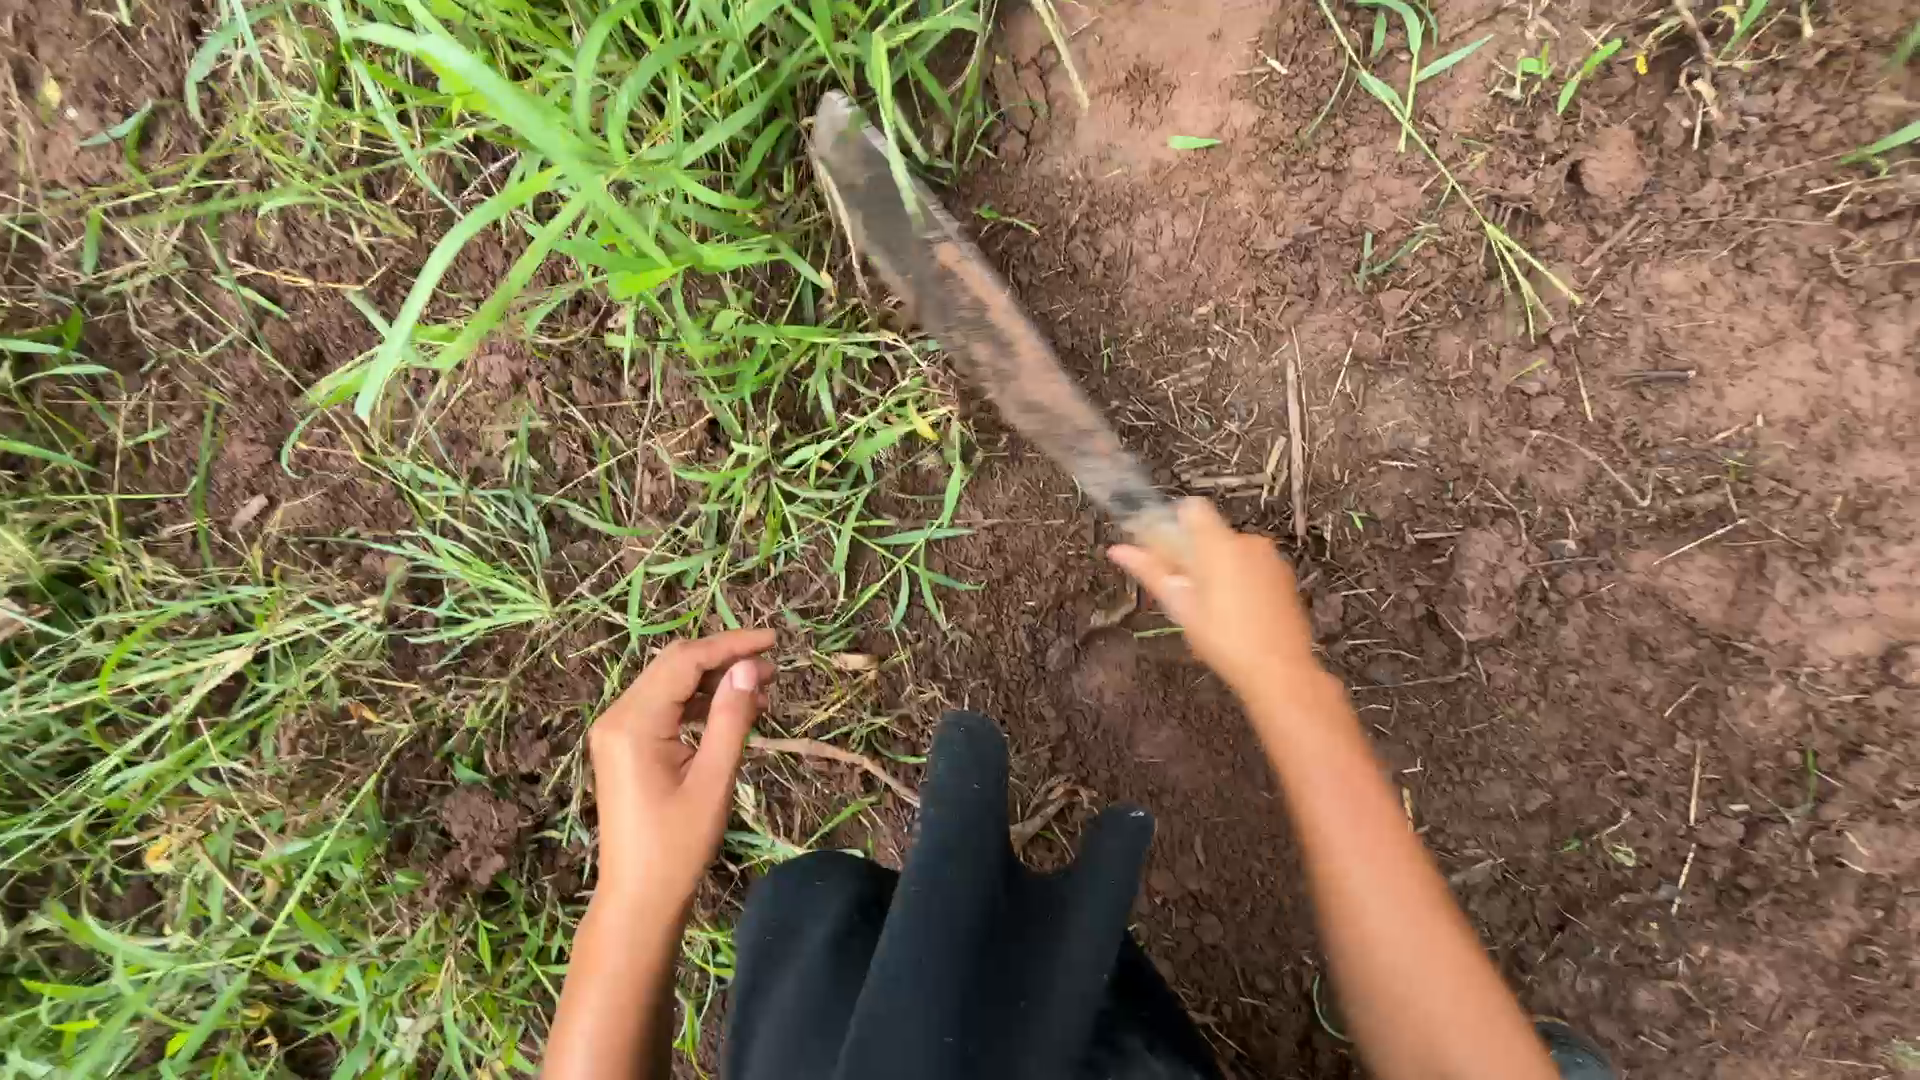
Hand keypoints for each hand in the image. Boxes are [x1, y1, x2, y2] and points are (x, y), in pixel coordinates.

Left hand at [586, 628, 776, 905]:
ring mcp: (618, 731)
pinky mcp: (626, 744)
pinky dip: (700, 702)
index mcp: (633, 723)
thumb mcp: (713, 780)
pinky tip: (734, 710)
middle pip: (675, 665)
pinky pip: (666, 706)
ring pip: (672, 683)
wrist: (639, 898)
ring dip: (715, 680)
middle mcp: (618, 717)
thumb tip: (750, 667)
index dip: (731, 645)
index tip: (773, 642)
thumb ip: (732, 718)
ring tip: (763, 688)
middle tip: (772, 667)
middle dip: (725, 659)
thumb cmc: (678, 845)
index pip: (685, 661)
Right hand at [1108, 498, 1319, 702]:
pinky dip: (1238, 578)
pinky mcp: (1283, 574)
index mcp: (1218, 546)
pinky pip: (1250, 564)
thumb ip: (1150, 571)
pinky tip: (1234, 610)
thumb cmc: (1225, 641)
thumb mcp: (1180, 607)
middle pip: (1208, 534)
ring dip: (1215, 569)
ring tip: (1210, 607)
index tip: (1163, 553)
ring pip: (1229, 550)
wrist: (1279, 670)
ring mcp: (1269, 558)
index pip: (1190, 509)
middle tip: (1183, 592)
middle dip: (1192, 556)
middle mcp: (1247, 543)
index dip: (1173, 527)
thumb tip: (1118, 550)